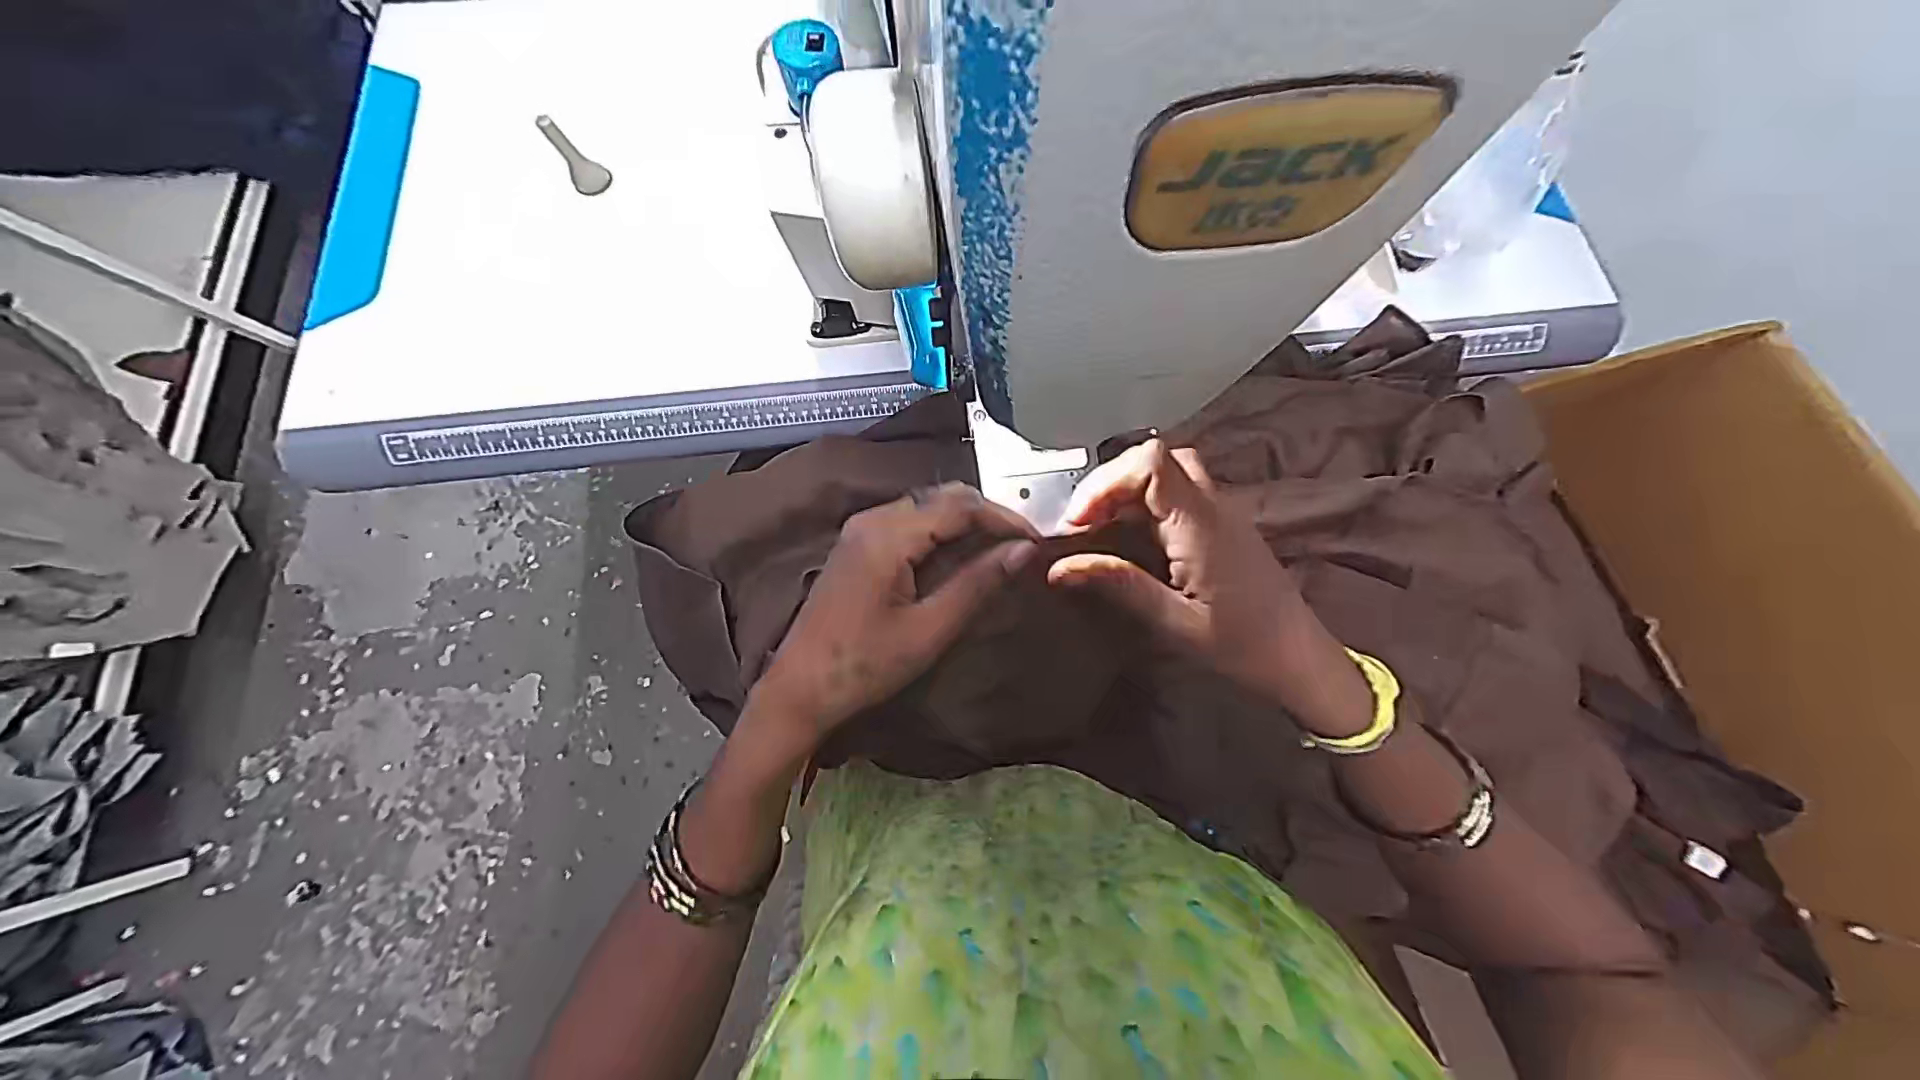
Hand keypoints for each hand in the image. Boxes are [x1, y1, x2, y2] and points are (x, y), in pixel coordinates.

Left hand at [753, 483, 1038, 744]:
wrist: (799, 689)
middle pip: (943, 497)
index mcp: (887, 534)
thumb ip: (977, 583)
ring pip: (927, 507)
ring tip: (1000, 551)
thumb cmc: (864, 665)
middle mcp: (872, 519)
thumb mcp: (929, 628)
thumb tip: (1023, 551)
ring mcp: (860, 530)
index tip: (1036, 540)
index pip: (960, 505)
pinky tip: (961, 557)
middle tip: (1022, 545)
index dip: (1004, 518)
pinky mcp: (857, 546)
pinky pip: (909, 523)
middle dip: (987, 516)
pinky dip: (941, 533)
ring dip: (965, 523)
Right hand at [1047, 439, 1371, 734]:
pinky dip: (1142, 505)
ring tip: (1100, 529)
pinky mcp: (1221, 526)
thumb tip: (1060, 568)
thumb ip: (1120, 586)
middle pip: (1156, 458)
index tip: (1078, 522)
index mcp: (1202, 525)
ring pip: (1167, 471)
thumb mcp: (1175, 623)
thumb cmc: (1245, 647)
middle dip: (1108, 484)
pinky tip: (1129, 539)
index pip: (1151, 463)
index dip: (1105, 483)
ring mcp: (1221, 512)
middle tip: (1083, 525)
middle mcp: (1214, 507)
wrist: (1301, 660)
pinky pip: (1176, 493)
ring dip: (1125, 492)